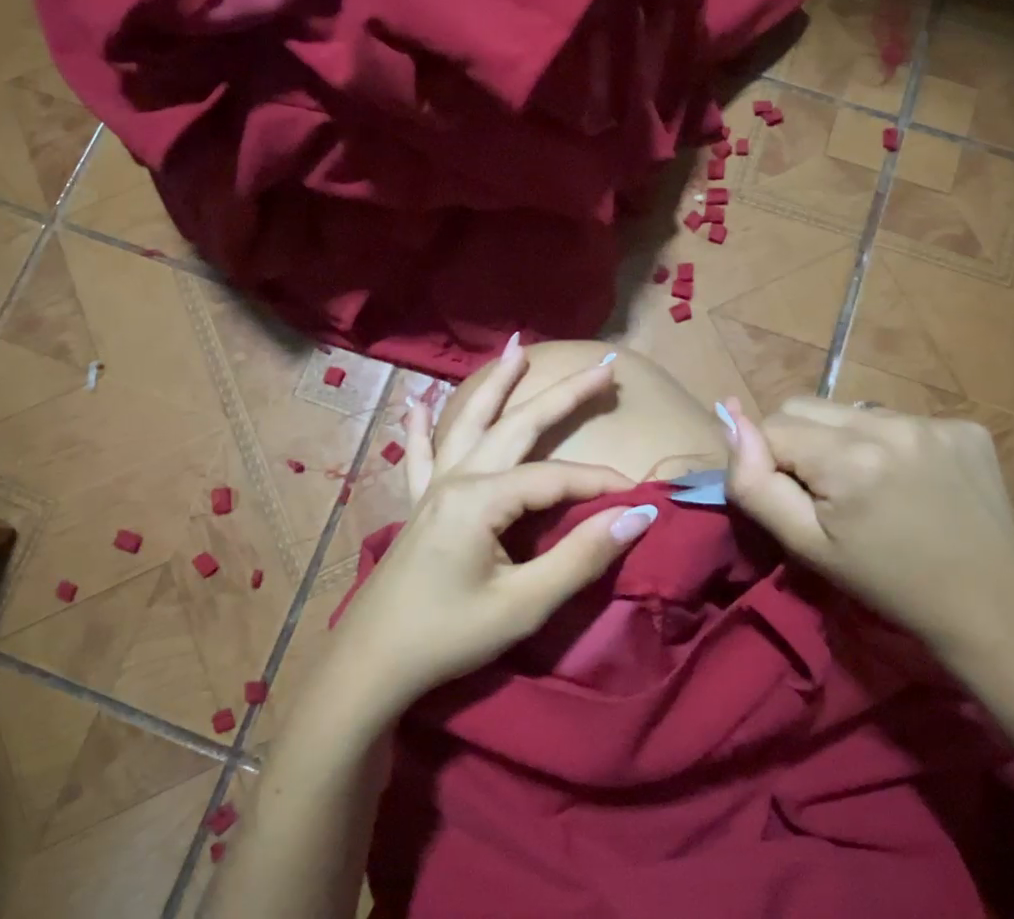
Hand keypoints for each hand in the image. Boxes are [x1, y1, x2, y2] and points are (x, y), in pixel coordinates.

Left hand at [333, 343, 657, 713]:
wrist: (372, 664)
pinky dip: (422, 427)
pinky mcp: (417, 506)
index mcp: (482, 499)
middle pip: (518, 427)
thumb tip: (637, 516)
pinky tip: (418, 404)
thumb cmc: (449, 636)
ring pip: (470, 425)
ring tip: (515, 350)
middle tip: (603, 365)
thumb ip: (581, 556)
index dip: (602, 483)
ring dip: (496, 387)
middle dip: (564, 396)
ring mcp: (432, 489)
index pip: (557, 477)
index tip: (641, 497)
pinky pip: (419, 456)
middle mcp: (457, 480)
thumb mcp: (524, 603)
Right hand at [721, 396, 1013, 656]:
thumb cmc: (885, 583)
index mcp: (849, 457)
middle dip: (800, 444)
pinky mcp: (964, 427)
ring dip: (843, 441)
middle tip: (827, 495)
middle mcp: (891, 424)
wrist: (986, 605)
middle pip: (806, 406)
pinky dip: (888, 445)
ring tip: (871, 489)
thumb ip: (756, 486)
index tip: (797, 503)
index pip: (771, 426)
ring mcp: (934, 422)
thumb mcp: (806, 546)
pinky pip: (897, 419)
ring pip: (850, 411)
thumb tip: (732, 425)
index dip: (771, 463)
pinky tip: (910, 483)